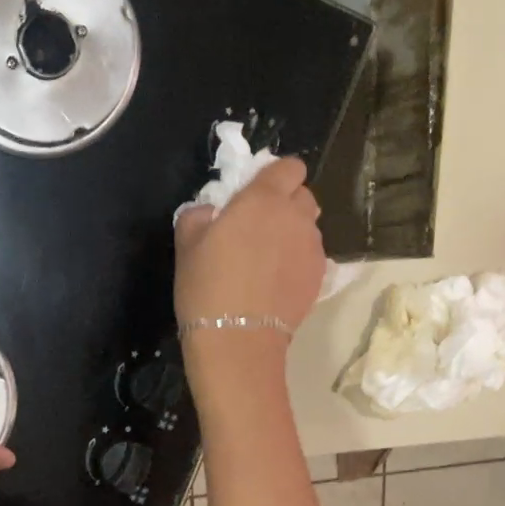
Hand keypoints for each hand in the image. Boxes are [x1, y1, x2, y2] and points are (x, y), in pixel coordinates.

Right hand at [173, 157, 325, 335]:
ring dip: (290, 233)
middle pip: (302, 194)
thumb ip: (197, 216)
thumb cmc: (206, 287)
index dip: (273, 177)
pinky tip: (273, 283)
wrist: (237, 338)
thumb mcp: (185, 246)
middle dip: (284, 203)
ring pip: (307, 226)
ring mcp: (312, 246)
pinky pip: (309, 255)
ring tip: (264, 261)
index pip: (288, 167)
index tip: (253, 196)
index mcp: (263, 199)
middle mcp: (295, 216)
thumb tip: (209, 212)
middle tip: (257, 229)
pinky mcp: (319, 274)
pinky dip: (295, 261)